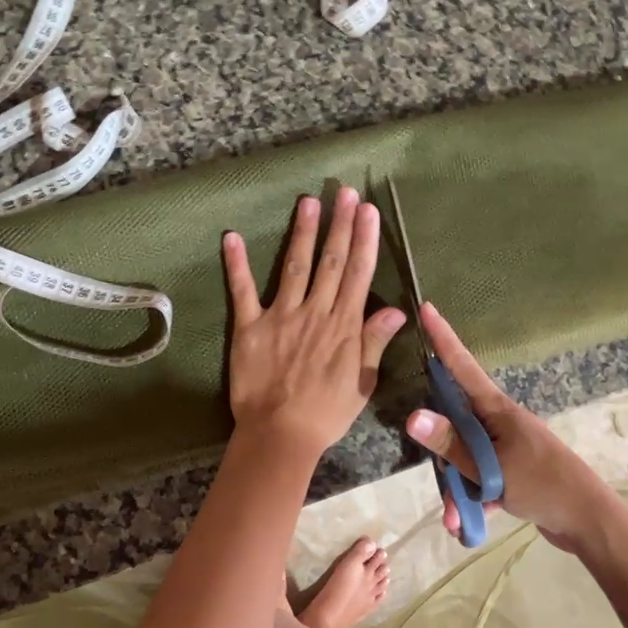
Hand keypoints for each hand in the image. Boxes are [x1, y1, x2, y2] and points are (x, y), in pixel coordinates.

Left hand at [222, 187, 405, 454]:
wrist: (281, 434)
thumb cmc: (326, 413)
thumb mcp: (362, 382)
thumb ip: (374, 342)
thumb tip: (397, 309)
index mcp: (344, 326)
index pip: (357, 274)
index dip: (364, 240)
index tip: (368, 211)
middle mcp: (315, 312)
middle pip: (330, 262)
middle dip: (339, 225)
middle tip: (345, 193)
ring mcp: (281, 316)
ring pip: (295, 266)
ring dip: (302, 232)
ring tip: (309, 202)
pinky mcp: (250, 327)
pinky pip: (243, 291)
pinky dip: (237, 264)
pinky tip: (231, 237)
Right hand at [404, 302, 619, 550]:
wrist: (588, 520)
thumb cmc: (542, 485)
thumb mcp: (490, 467)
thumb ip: (451, 445)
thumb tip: (414, 416)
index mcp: (498, 411)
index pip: (463, 367)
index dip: (444, 339)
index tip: (427, 308)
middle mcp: (502, 423)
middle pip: (456, 427)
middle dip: (443, 460)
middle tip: (444, 490)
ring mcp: (509, 448)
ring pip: (467, 461)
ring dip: (459, 491)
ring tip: (458, 520)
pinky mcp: (514, 473)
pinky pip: (482, 481)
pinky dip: (474, 502)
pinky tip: (470, 525)